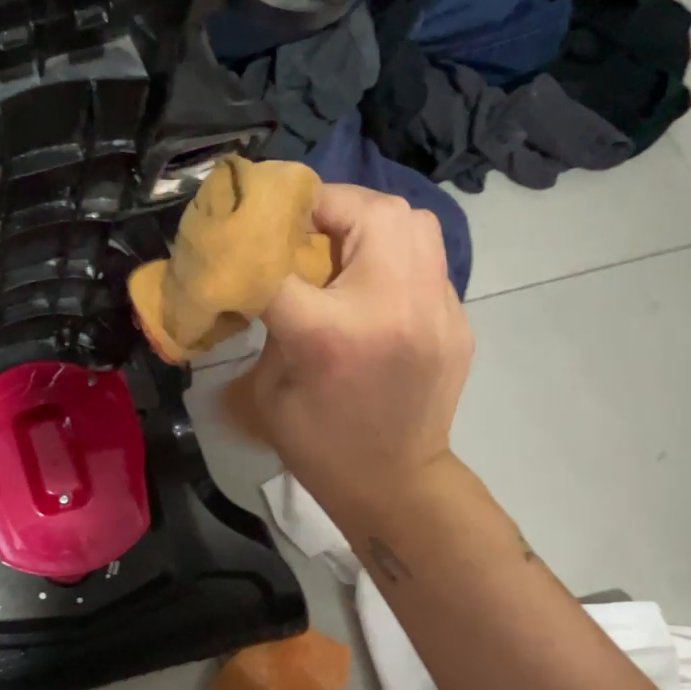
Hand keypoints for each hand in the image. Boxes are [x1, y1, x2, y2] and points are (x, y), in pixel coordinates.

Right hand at [247, 185, 473, 510]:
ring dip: (366, 218)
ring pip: (413, 220)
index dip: (250, 237)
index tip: (234, 232)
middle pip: (369, 211)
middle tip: (297, 225)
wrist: (394, 483)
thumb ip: (270, 318)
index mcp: (330, 332)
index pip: (279, 257)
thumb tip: (260, 272)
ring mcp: (435, 309)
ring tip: (335, 242)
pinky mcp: (456, 318)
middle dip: (327, 206)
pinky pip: (426, 258)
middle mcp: (392, 306)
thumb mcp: (270, 382)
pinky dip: (391, 252)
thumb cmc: (316, 442)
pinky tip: (367, 281)